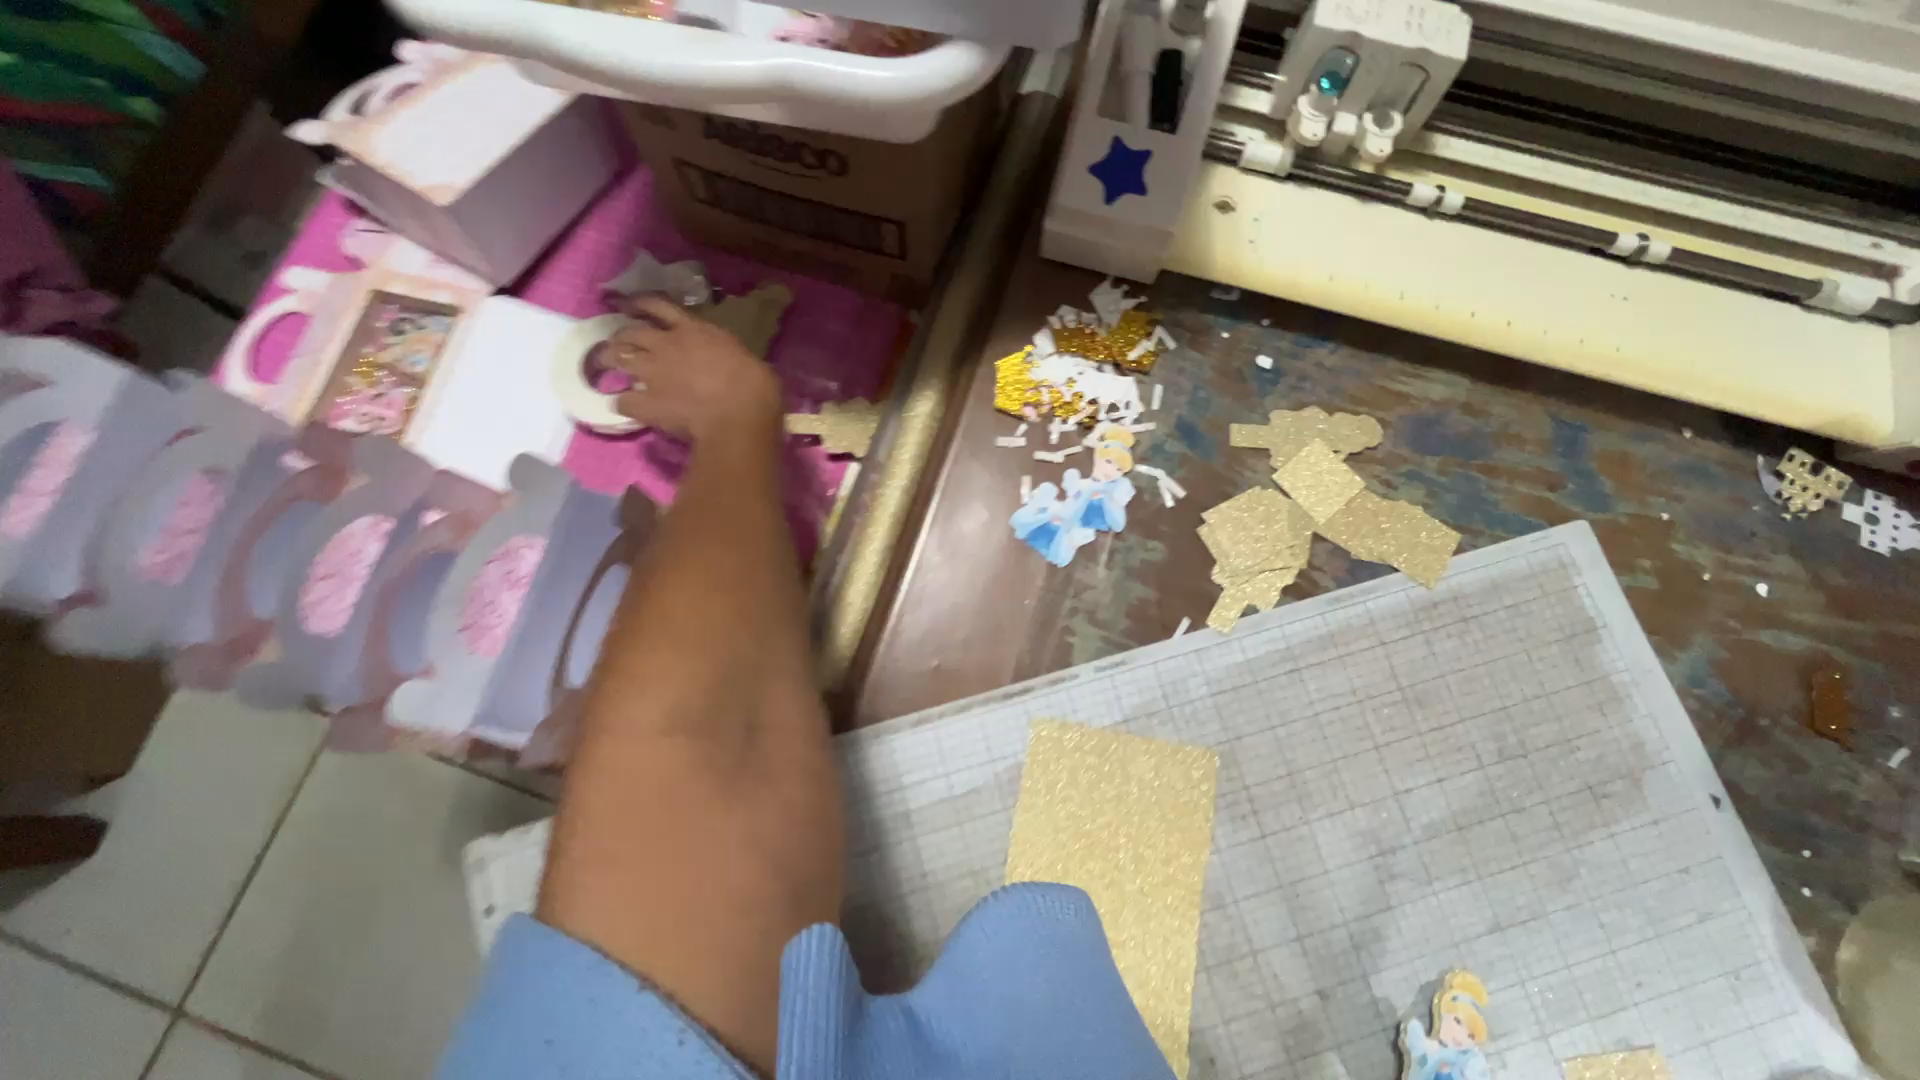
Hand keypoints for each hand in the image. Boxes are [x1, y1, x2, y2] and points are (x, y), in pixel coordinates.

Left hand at [606, 294, 782, 444]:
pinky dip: (622, 402)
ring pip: (618, 357)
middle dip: (621, 335)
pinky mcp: (646, 401)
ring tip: (605, 367)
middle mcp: (667, 344)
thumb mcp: (744, 357)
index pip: (659, 305)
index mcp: (695, 330)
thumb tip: (729, 363)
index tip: (629, 306)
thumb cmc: (756, 385)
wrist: (740, 415)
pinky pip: (623, 400)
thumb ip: (726, 355)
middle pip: (631, 331)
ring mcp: (653, 372)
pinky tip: (626, 406)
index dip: (640, 303)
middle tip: (618, 343)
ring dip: (608, 360)